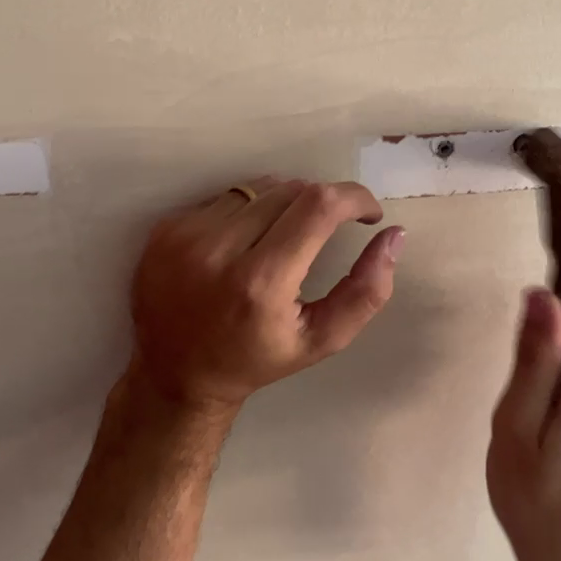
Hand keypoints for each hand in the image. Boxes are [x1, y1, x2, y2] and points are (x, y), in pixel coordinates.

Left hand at [126, 176, 405, 415]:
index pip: (318, 206)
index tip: (367, 213)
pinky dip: (247, 210)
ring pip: (258, 186)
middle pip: (291, 190)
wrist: (175, 373)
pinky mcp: (167, 228)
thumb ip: (365, 291)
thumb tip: (394, 235)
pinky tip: (243, 245)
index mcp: (261, 283)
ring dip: (284, 203)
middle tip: (325, 232)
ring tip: (283, 239)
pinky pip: (225, 197)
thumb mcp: (321, 340)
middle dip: (321, 203)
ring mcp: (186, 235)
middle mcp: (219, 250)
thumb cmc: (255, 360)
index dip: (354, 198)